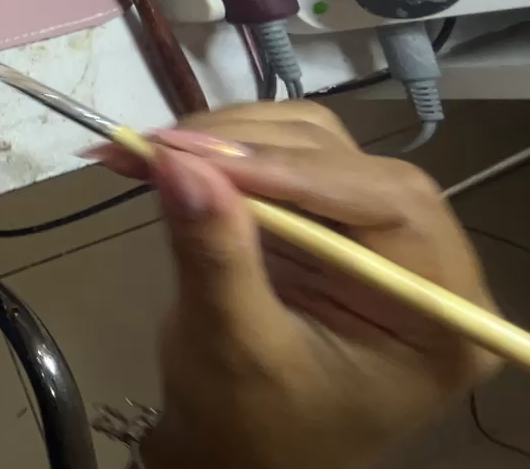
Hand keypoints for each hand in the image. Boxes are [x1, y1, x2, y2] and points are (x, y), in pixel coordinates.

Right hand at [90, 103, 499, 468]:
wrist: (233, 448)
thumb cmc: (249, 418)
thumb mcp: (230, 343)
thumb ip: (213, 253)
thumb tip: (173, 161)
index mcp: (432, 310)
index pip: (385, 203)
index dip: (288, 168)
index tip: (186, 154)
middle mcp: (414, 261)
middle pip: (343, 161)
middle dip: (241, 145)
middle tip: (150, 147)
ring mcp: (359, 235)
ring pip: (303, 143)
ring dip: (218, 137)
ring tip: (143, 150)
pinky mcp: (309, 220)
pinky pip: (266, 158)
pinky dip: (207, 148)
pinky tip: (158, 157)